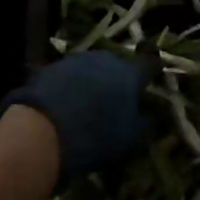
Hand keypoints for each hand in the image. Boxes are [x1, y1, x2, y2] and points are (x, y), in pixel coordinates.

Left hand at [0, 51, 149, 180]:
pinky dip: (71, 84)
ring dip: (93, 80)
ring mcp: (77, 59)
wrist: (45, 129)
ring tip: (87, 104)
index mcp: (129, 74)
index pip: (148, 63)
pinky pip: (69, 74)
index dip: (152, 66)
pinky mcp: (53, 65)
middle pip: (117, 64)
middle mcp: (105, 59)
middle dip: (118, 77)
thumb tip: (151, 116)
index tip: (154, 68)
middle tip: (115, 98)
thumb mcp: (130, 140)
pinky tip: (65, 103)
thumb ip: (144, 125)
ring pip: (92, 67)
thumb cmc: (97, 136)